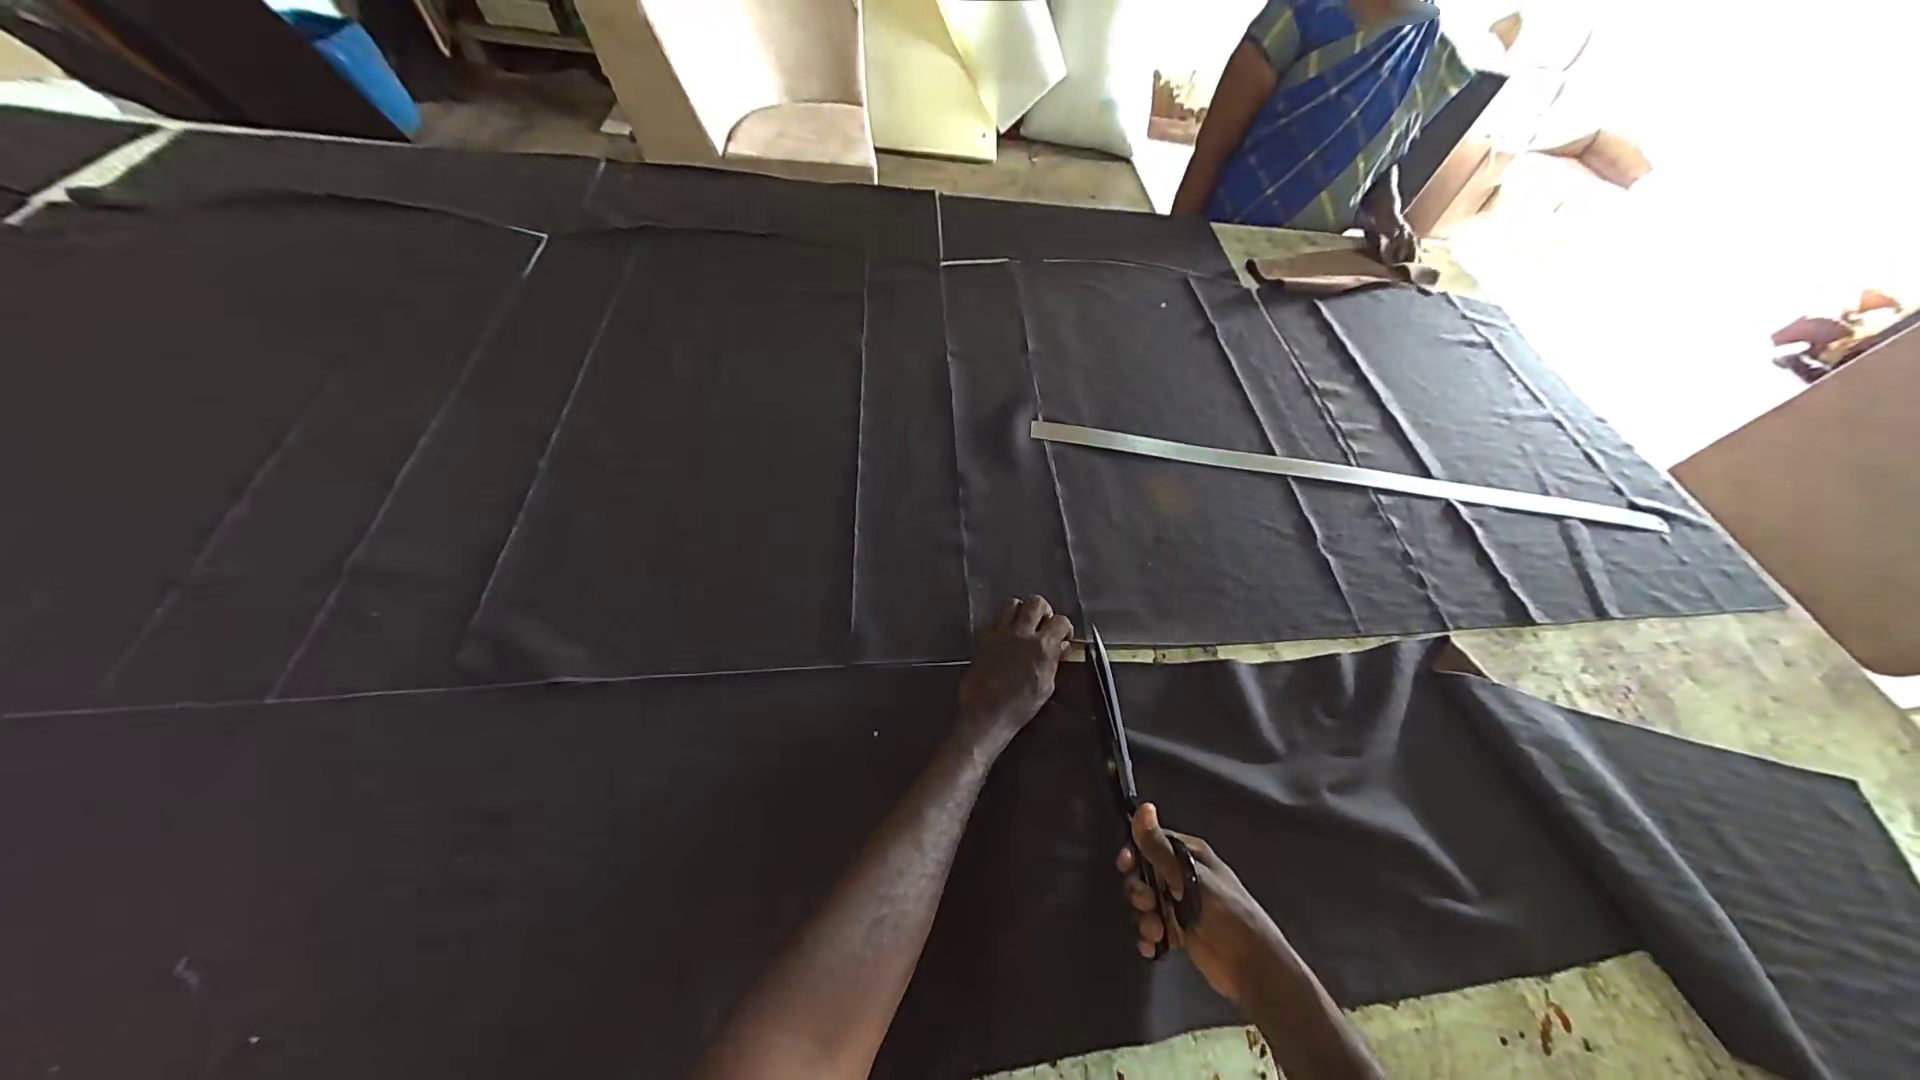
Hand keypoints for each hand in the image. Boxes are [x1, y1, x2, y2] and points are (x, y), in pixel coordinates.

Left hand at [957, 596, 1071, 744]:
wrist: (987, 712)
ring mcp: (1000, 633)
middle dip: (1044, 611)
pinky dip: (1002, 624)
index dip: (1065, 627)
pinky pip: (994, 619)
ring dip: (1021, 611)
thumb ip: (1053, 661)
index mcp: (1042, 646)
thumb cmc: (1020, 706)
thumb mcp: (1046, 686)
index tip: (1063, 636)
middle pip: (1036, 602)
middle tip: (1043, 624)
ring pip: (1012, 603)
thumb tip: (1060, 647)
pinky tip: (1005, 637)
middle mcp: (1021, 633)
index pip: (1060, 621)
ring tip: (1023, 625)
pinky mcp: (983, 638)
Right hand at [1117, 803, 1286, 1007]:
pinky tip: (1153, 947)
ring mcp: (1180, 904)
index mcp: (1188, 855)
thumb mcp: (1191, 879)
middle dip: (1139, 892)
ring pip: (1146, 904)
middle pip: (1143, 875)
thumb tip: (1143, 807)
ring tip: (1156, 932)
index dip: (1134, 854)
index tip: (1126, 866)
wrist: (1255, 969)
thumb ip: (1160, 848)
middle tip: (1148, 905)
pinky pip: (1152, 927)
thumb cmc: (1227, 914)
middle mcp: (1182, 876)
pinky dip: (1149, 937)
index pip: (1151, 843)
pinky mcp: (1180, 931)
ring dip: (1144, 918)